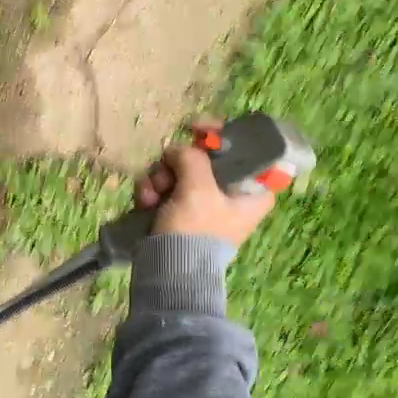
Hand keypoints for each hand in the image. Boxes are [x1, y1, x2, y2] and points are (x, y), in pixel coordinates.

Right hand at [135, 122, 275, 248]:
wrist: (169, 270)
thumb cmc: (194, 230)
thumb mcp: (198, 190)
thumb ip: (192, 158)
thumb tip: (178, 149)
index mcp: (253, 189)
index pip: (247, 148)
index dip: (222, 133)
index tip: (196, 127)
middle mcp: (230, 192)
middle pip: (204, 157)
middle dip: (177, 162)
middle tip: (167, 172)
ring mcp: (202, 201)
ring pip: (178, 170)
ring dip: (158, 177)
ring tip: (151, 195)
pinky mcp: (177, 210)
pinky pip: (163, 186)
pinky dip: (151, 191)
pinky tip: (144, 203)